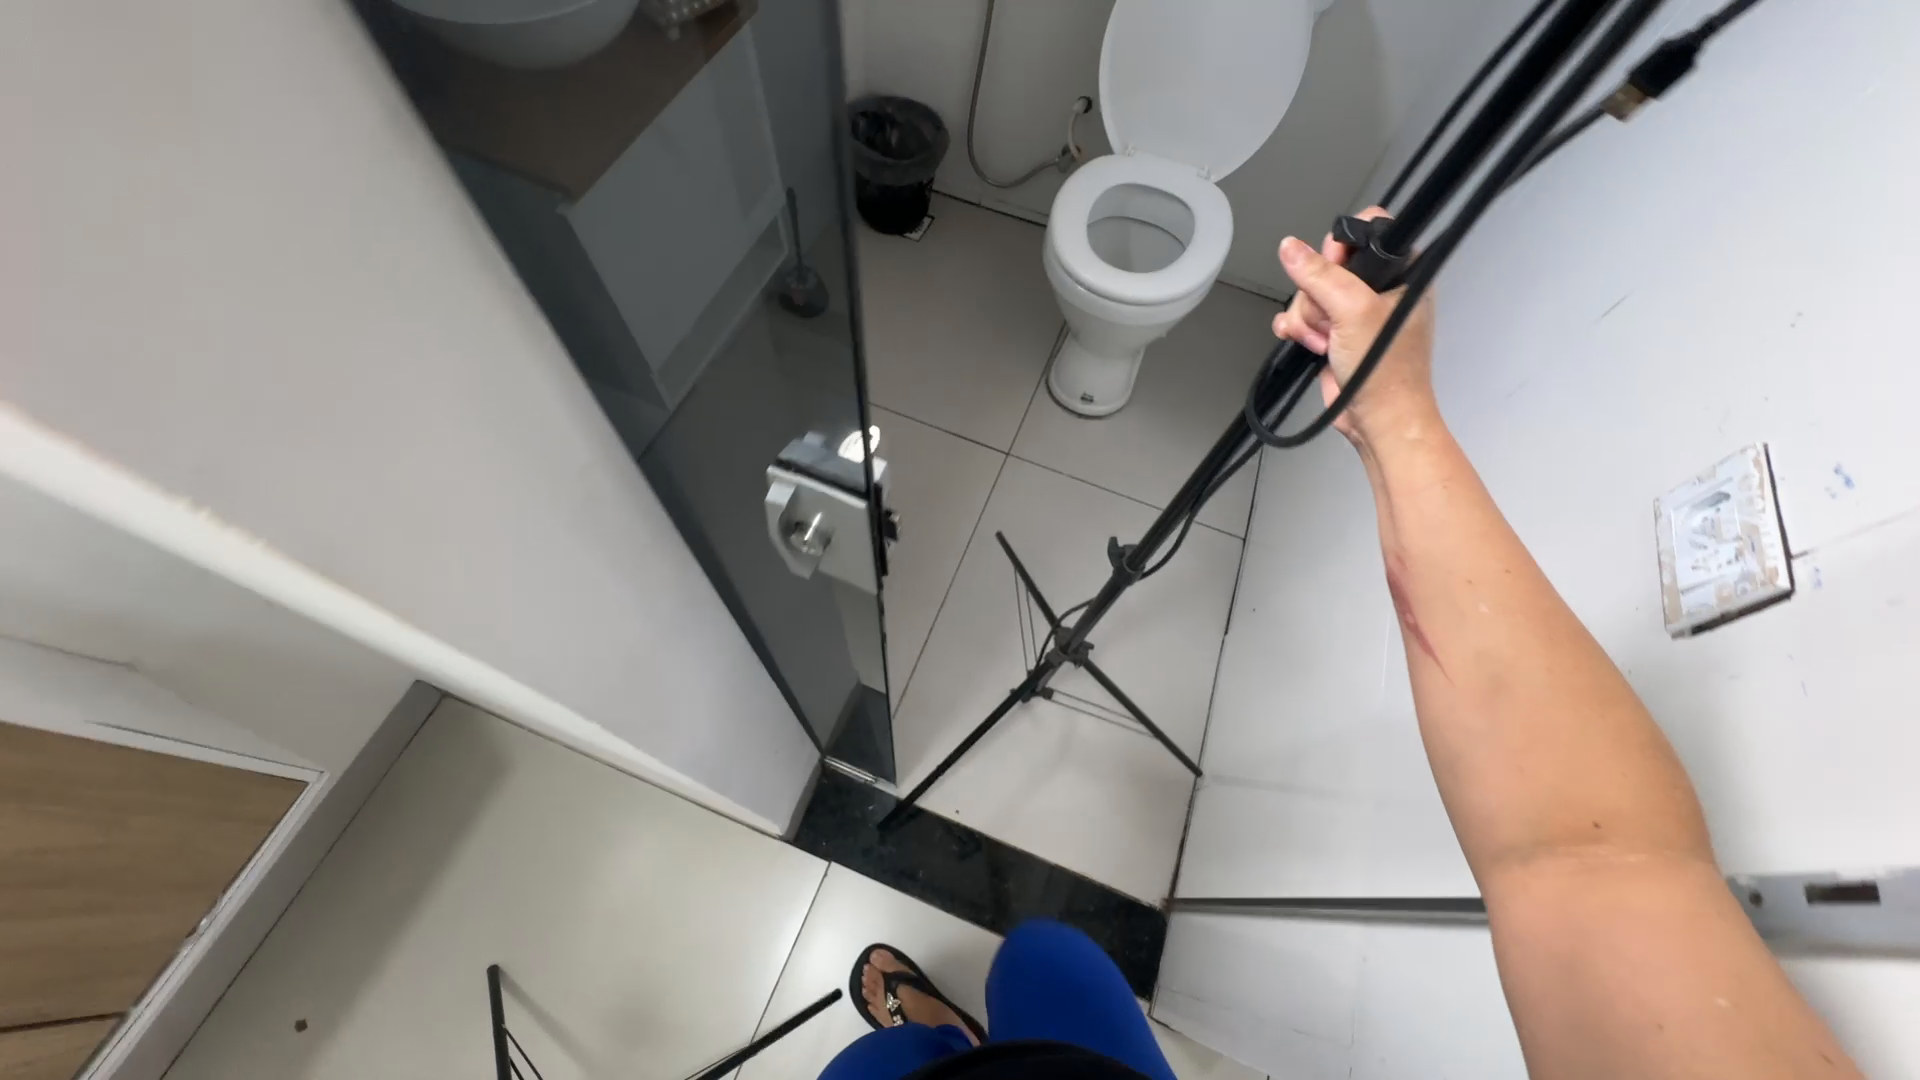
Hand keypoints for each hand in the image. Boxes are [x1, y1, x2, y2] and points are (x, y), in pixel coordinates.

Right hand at [1271, 207, 1438, 447]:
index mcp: (1401, 272)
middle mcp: (1377, 289)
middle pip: (1326, 266)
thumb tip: (1290, 248)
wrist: (1377, 418)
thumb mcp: (1354, 311)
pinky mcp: (1333, 335)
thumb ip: (1320, 275)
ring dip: (1307, 320)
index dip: (1341, 246)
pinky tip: (1306, 344)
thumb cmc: (1386, 369)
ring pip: (1308, 295)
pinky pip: (1300, 318)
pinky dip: (1296, 330)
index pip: (1368, 231)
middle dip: (1317, 296)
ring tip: (1326, 341)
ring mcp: (1352, 314)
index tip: (1333, 268)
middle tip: (1333, 318)